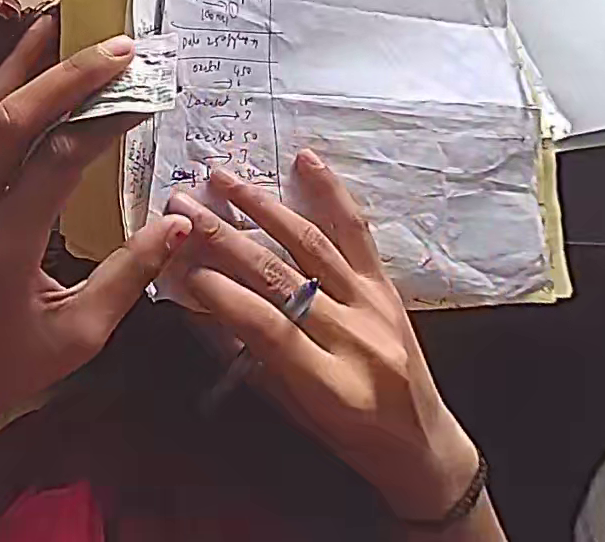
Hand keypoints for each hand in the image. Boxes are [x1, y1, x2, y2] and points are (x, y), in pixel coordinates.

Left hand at [0, 17, 192, 477]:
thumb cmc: (6, 363)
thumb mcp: (77, 336)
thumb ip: (128, 276)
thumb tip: (180, 222)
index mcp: (3, 245)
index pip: (55, 164)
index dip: (102, 124)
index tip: (144, 96)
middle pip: (11, 120)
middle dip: (66, 77)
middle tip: (118, 48)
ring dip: (27, 61)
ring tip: (66, 21)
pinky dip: (8, 79)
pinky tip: (33, 56)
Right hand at [166, 153, 486, 524]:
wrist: (425, 444)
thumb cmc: (349, 435)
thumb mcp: (293, 408)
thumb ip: (249, 354)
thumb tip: (201, 301)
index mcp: (332, 384)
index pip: (265, 326)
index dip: (219, 292)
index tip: (180, 264)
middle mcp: (357, 337)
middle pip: (279, 275)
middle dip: (223, 237)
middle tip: (184, 207)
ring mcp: (374, 302)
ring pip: (310, 243)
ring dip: (261, 206)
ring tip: (223, 179)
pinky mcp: (385, 281)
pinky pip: (356, 230)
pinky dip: (330, 191)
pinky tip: (306, 160)